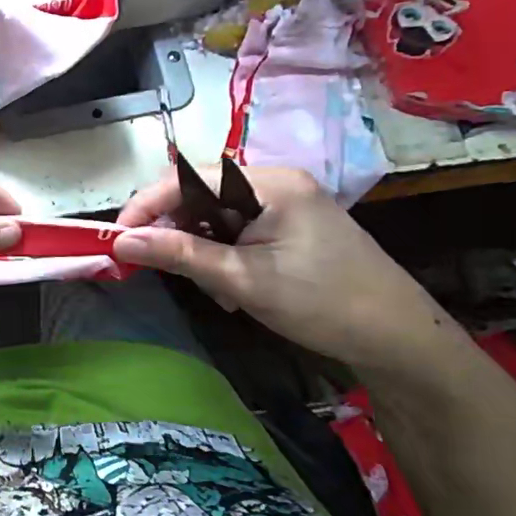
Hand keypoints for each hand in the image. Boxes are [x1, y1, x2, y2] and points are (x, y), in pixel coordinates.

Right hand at [112, 166, 461, 373]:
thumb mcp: (242, 280)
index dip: (147, 204)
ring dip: (203, 251)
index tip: (119, 239)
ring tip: (217, 292)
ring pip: (216, 216)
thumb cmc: (321, 304)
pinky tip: (233, 290)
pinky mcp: (289, 225)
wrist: (396, 337)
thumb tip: (121, 242)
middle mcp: (275, 181)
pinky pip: (237, 230)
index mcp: (269, 182)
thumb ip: (180, 254)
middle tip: (170, 271)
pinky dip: (224, 257)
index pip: (189, 177)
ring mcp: (285, 202)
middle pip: (201, 195)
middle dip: (179, 233)